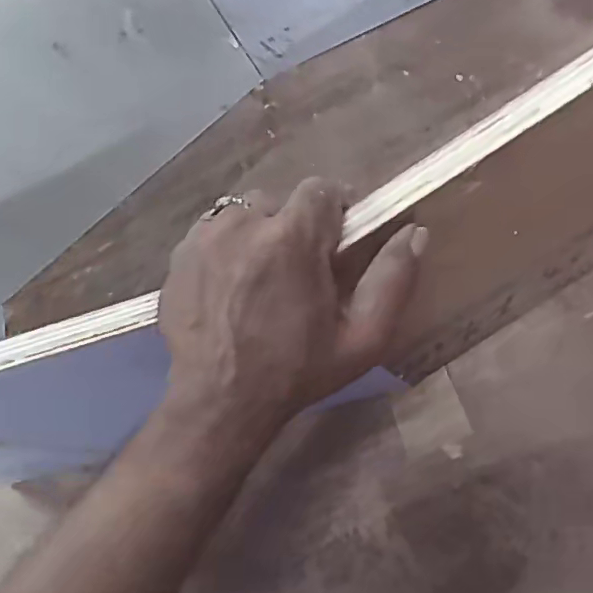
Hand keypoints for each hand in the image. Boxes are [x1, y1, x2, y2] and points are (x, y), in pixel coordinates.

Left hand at [157, 178, 425, 446]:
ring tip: (261, 279)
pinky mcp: (178, 256)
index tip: (336, 241)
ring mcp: (203, 238)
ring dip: (257, 235)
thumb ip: (393, 280)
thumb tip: (415, 232)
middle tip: (298, 270)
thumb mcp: (362, 339)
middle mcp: (243, 225)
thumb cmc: (296, 373)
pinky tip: (230, 286)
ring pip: (241, 215)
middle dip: (293, 227)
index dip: (334, 211)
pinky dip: (225, 249)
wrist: (220, 402)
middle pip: (279, 202)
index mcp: (292, 238)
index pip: (321, 189)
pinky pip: (210, 233)